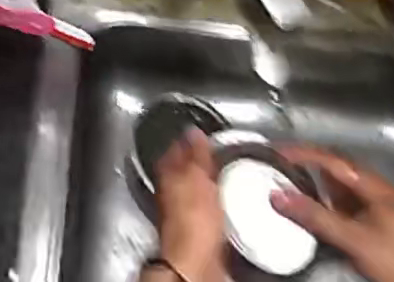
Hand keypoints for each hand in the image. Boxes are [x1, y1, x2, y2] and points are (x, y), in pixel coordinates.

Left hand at [152, 129, 227, 281]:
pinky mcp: (195, 229)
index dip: (191, 138)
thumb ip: (196, 154)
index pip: (178, 145)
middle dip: (202, 162)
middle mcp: (170, 188)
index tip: (206, 135)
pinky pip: (206, 208)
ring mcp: (181, 209)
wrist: (197, 263)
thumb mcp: (197, 177)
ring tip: (227, 178)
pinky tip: (226, 204)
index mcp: (167, 171)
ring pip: (196, 187)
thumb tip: (194, 131)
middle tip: (220, 156)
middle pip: (186, 166)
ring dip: (210, 183)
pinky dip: (216, 204)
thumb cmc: (192, 220)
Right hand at [273, 148, 393, 281]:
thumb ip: (315, 216)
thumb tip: (276, 194)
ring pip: (346, 188)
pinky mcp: (389, 226)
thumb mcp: (354, 240)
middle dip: (309, 167)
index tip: (275, 151)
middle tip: (283, 169)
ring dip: (321, 187)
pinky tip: (325, 217)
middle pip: (338, 169)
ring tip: (298, 192)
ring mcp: (387, 208)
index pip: (329, 157)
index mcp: (373, 184)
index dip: (301, 152)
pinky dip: (334, 205)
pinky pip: (353, 204)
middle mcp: (380, 189)